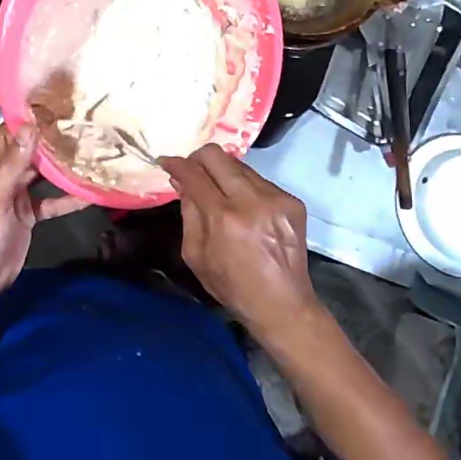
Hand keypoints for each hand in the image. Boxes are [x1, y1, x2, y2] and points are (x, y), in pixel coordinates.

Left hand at [0, 125, 87, 303]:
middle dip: (53, 142)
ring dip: (64, 168)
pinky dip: (69, 198)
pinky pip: (52, 201)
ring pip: (43, 175)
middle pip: (29, 153)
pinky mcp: (28, 215)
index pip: (8, 136)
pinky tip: (91, 193)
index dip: (31, 122)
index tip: (60, 110)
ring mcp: (15, 196)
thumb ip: (13, 162)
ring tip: (92, 153)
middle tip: (85, 128)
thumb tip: (31, 125)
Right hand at [159, 145, 317, 330]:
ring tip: (218, 191)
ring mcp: (277, 198)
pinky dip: (246, 187)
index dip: (177, 165)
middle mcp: (252, 200)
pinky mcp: (292, 201)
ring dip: (224, 173)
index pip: (195, 175)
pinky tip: (244, 207)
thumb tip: (182, 182)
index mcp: (224, 218)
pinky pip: (261, 181)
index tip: (167, 162)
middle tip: (191, 169)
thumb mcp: (196, 255)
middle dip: (199, 158)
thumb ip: (189, 213)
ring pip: (241, 166)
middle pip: (219, 157)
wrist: (281, 302)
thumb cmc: (232, 286)